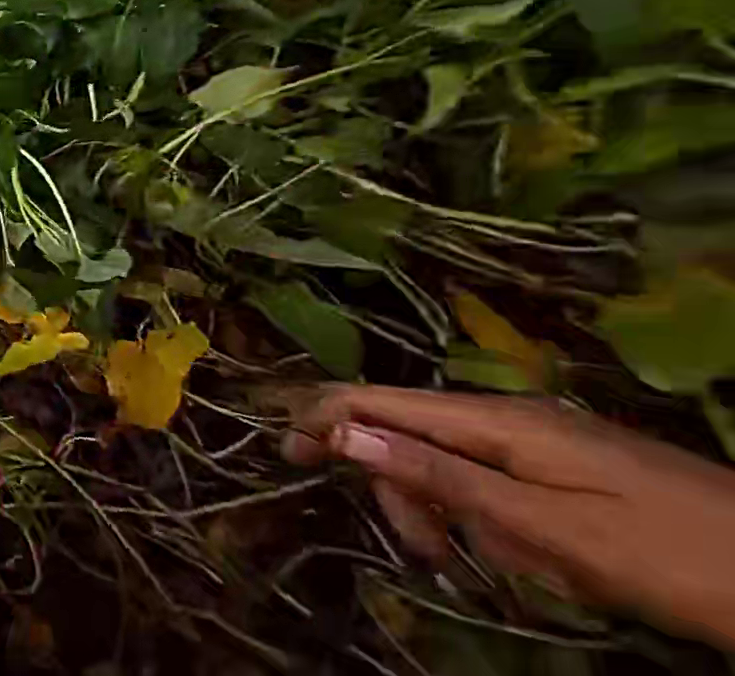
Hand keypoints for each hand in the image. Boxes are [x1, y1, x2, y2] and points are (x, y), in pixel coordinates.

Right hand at [283, 387, 734, 649]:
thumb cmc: (681, 558)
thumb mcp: (550, 527)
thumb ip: (439, 473)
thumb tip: (342, 431)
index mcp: (497, 420)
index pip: (378, 401)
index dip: (323, 416)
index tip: (286, 451)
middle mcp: (508, 418)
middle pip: (409, 434)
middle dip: (399, 487)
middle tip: (419, 550)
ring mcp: (540, 442)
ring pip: (449, 462)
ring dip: (447, 512)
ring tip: (480, 566)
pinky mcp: (565, 470)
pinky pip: (492, 482)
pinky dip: (487, 518)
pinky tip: (524, 556)